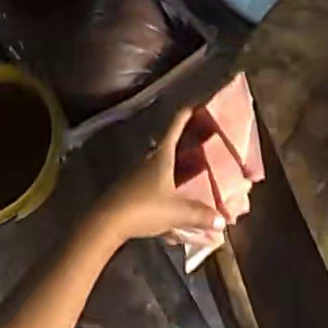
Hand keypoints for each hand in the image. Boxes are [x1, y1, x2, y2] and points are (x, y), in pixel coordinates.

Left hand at [92, 105, 225, 242]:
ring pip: (156, 163)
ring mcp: (134, 174)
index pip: (175, 128)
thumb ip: (200, 215)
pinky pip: (148, 180)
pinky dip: (160, 182)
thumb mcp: (176, 212)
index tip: (194, 104)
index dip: (185, 115)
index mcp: (161, 156)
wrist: (105, 223)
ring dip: (169, 164)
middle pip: (165, 144)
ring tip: (185, 170)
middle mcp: (147, 160)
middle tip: (196, 141)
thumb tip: (222, 220)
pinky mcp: (127, 189)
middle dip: (180, 141)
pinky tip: (166, 196)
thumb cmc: (144, 207)